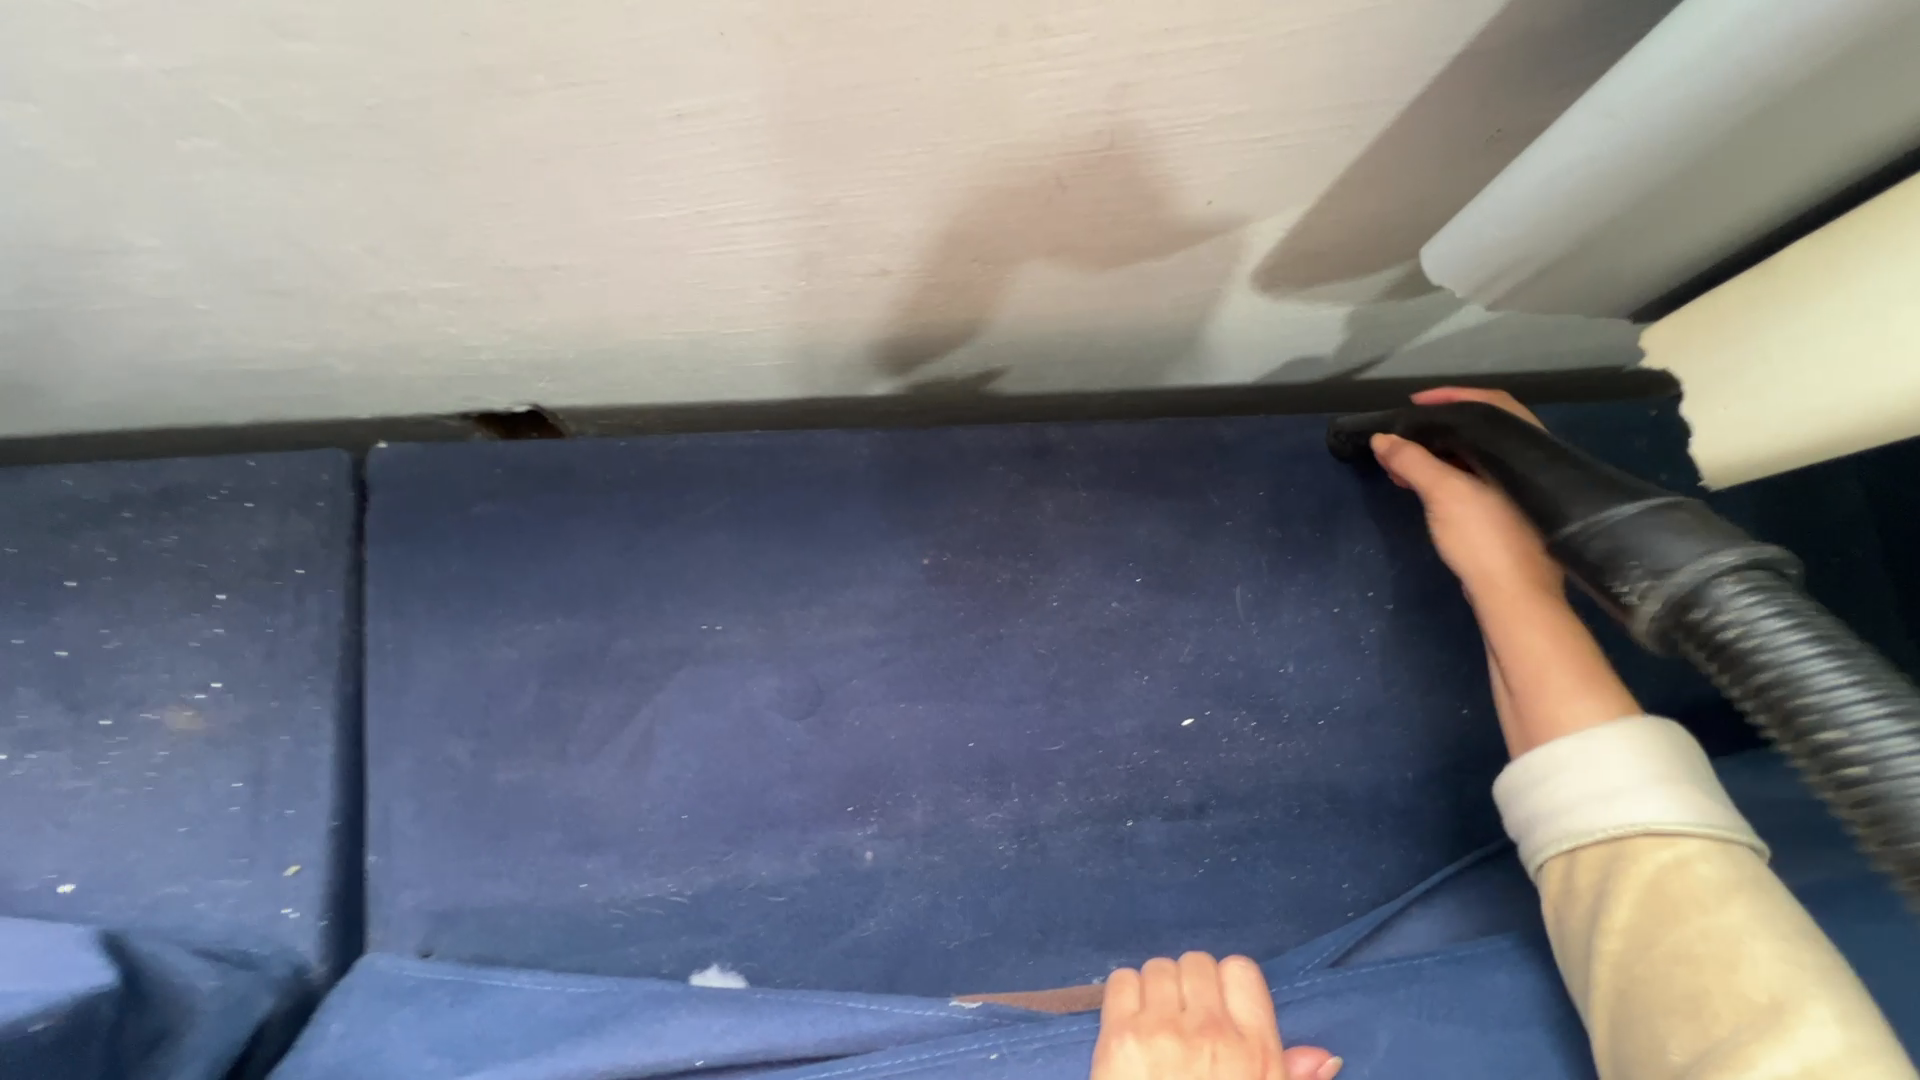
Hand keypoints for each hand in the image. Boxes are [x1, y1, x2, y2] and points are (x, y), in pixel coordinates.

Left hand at [1091, 953, 1340, 1079]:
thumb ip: (1291, 1078)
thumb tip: (1324, 1055)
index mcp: (1255, 1050)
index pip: (1241, 969)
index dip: (1227, 985)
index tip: (1218, 1009)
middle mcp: (1211, 1030)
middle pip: (1196, 963)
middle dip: (1190, 987)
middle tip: (1184, 1020)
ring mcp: (1162, 1030)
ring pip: (1158, 967)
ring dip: (1156, 990)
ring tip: (1157, 1025)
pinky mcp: (1120, 1036)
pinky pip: (1122, 980)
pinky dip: (1125, 996)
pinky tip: (1131, 1026)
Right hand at [1369, 387, 1562, 607]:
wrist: (1513, 594)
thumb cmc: (1485, 537)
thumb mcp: (1443, 493)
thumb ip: (1412, 461)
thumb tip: (1382, 438)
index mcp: (1519, 448)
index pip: (1488, 404)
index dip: (1450, 397)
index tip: (1411, 404)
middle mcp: (1524, 461)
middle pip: (1478, 430)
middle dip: (1433, 429)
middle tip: (1398, 436)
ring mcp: (1516, 487)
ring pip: (1471, 456)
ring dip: (1433, 454)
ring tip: (1398, 462)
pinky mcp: (1506, 510)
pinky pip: (1470, 477)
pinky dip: (1442, 473)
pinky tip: (1417, 483)